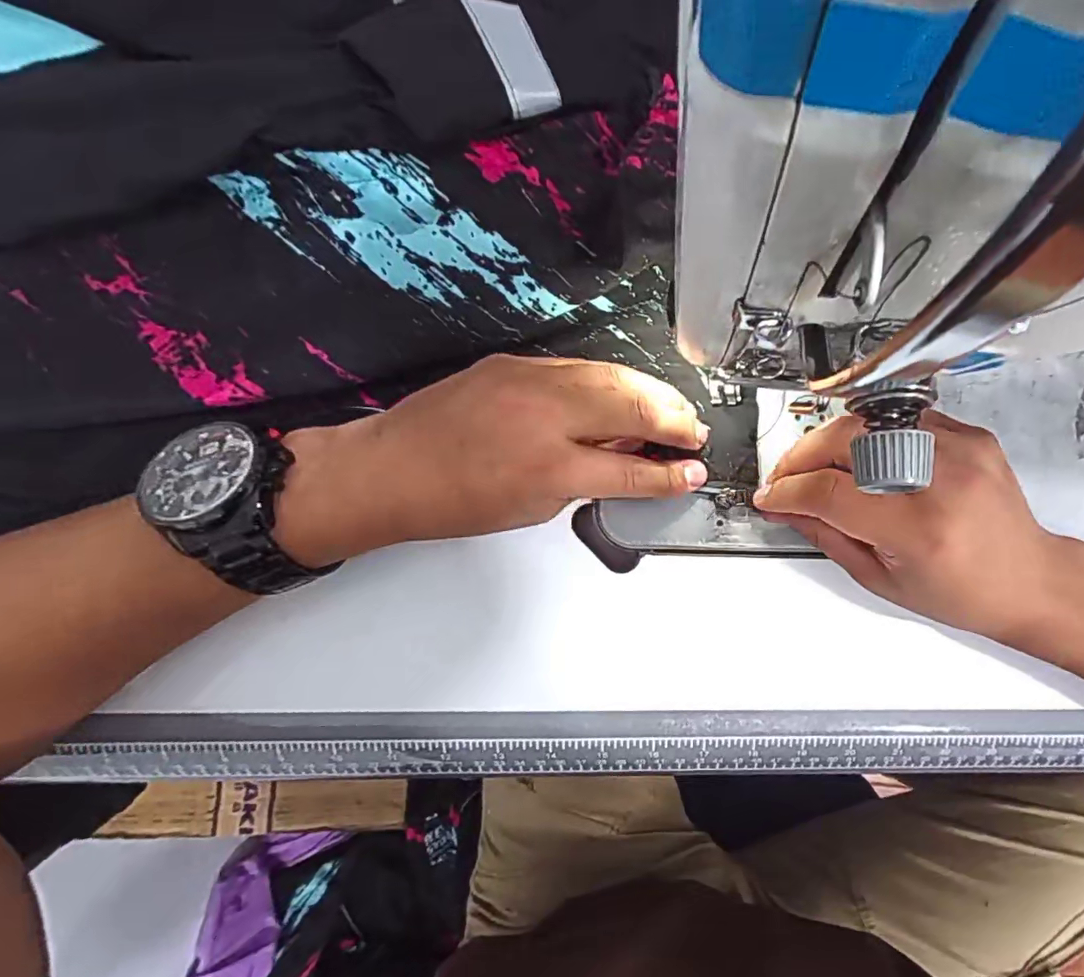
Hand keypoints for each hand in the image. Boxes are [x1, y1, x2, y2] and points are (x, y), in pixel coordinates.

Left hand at [276, 355, 707, 563]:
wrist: (390, 469)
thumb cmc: (453, 498)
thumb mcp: (536, 506)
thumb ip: (590, 481)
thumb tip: (629, 463)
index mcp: (549, 466)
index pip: (631, 470)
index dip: (670, 473)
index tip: (692, 472)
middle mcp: (543, 415)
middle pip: (634, 408)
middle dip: (674, 419)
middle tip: (693, 433)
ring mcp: (529, 380)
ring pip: (614, 376)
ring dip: (652, 393)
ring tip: (673, 409)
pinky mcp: (516, 364)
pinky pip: (582, 367)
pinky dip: (614, 380)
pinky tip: (628, 393)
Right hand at [753, 411, 1083, 645]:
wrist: (1028, 578)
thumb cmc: (969, 592)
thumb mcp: (885, 580)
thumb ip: (831, 538)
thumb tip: (792, 510)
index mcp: (918, 528)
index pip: (830, 492)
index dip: (788, 492)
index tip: (772, 496)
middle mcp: (941, 479)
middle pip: (845, 440)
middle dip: (802, 456)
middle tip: (787, 478)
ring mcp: (959, 450)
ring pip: (870, 420)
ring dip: (832, 441)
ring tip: (820, 469)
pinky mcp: (970, 435)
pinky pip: (903, 420)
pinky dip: (873, 435)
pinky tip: (864, 459)